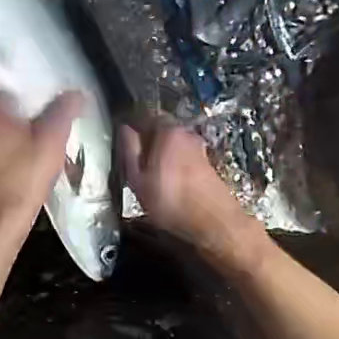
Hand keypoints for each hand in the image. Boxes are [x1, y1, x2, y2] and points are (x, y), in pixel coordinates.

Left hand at [0, 76, 83, 225]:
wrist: (8, 213)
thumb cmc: (28, 170)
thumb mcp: (53, 139)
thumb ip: (63, 113)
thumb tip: (75, 94)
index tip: (2, 82)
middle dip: (5, 112)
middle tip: (29, 113)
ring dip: (5, 136)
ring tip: (29, 140)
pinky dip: (3, 156)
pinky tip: (22, 164)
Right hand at [118, 117, 258, 261]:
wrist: (214, 223)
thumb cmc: (171, 201)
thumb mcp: (138, 179)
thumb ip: (129, 150)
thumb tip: (124, 129)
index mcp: (168, 129)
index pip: (145, 115)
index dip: (133, 129)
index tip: (124, 145)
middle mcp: (186, 132)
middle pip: (160, 130)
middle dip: (148, 143)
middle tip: (136, 165)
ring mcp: (199, 147)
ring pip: (172, 145)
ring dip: (162, 156)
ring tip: (152, 178)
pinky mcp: (208, 163)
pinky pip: (183, 157)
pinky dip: (174, 165)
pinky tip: (170, 184)